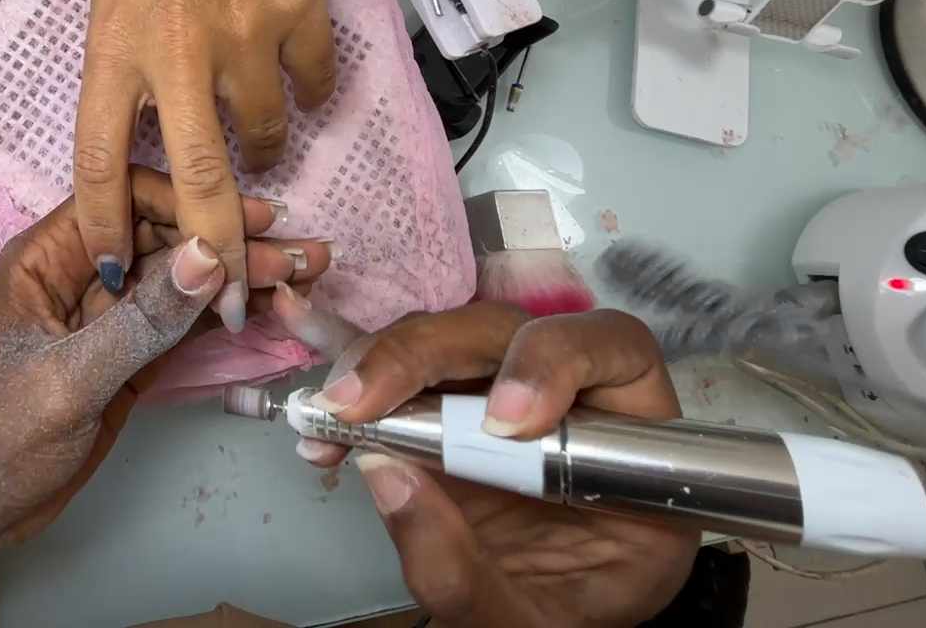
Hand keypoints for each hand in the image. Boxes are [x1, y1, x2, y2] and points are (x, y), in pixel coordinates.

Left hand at [0, 167, 334, 559]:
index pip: (122, 200)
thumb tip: (206, 255)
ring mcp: (111, 312)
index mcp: (49, 256)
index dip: (185, 202)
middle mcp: (84, 271)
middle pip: (163, 237)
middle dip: (228, 242)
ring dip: (239, 275)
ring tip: (306, 273)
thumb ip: (139, 322)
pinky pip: (183, 320)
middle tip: (302, 253)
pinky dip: (226, 313)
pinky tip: (273, 307)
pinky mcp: (131, 350)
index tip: (246, 218)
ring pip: (181, 278)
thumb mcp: (66, 380)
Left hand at [75, 0, 337, 335]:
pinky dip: (307, 90)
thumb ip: (127, 70)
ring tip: (253, 124)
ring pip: (265, 132)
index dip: (104, 227)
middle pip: (198, 179)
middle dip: (215, 249)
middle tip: (227, 292)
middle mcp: (175, 48)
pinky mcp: (301, 6)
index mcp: (112, 46)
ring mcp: (243, 29)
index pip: (96, 161)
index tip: (117, 270)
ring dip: (262, 146)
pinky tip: (292, 65)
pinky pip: (315, 81)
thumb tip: (156, 142)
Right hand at [274, 298, 699, 627]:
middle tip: (355, 405)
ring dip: (369, 367)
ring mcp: (483, 377)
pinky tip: (306, 369)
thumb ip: (467, 571)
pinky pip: (385, 354)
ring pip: (428, 332)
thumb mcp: (532, 619)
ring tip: (328, 421)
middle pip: (492, 328)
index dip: (553, 360)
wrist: (514, 607)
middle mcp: (551, 382)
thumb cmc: (553, 607)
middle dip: (416, 356)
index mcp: (619, 430)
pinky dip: (342, 364)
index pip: (605, 348)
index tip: (502, 423)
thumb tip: (383, 473)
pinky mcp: (430, 385)